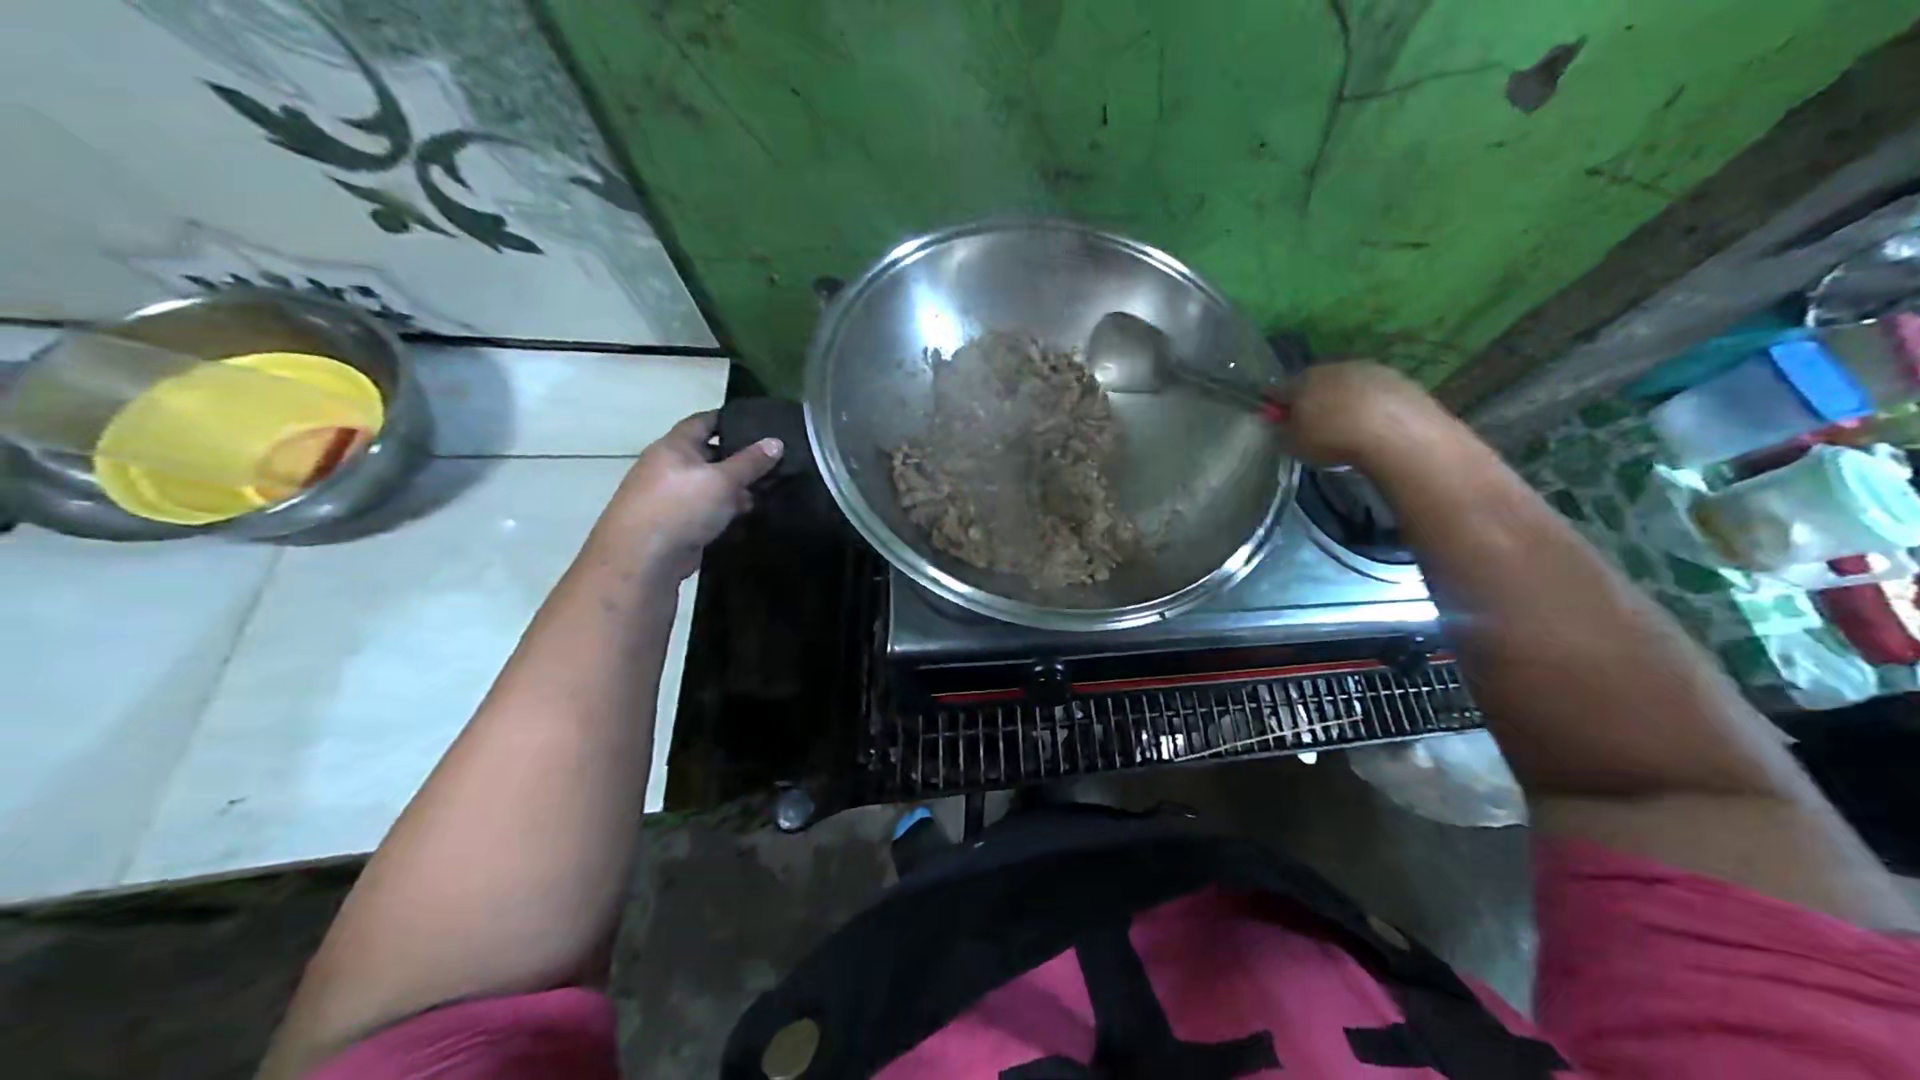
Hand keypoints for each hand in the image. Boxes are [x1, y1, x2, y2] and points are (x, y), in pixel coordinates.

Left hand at [593, 411, 782, 577]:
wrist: (642, 561)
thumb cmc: (681, 508)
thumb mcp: (722, 481)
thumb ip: (750, 462)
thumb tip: (776, 442)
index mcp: (673, 447)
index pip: (703, 421)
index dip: (728, 419)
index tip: (757, 424)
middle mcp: (667, 467)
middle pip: (707, 455)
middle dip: (738, 460)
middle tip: (772, 464)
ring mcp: (668, 498)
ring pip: (708, 486)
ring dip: (733, 491)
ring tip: (766, 494)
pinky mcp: (674, 525)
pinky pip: (704, 512)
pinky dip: (723, 513)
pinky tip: (745, 518)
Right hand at [1273, 361, 1453, 468]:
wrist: (1394, 433)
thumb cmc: (1333, 439)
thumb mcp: (1294, 445)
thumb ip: (1283, 431)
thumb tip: (1284, 424)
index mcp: (1301, 381)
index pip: (1279, 390)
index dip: (1278, 406)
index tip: (1280, 420)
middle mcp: (1332, 367)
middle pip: (1315, 383)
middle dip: (1313, 400)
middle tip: (1317, 425)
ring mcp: (1367, 369)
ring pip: (1347, 384)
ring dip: (1344, 400)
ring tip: (1349, 427)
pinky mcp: (1397, 377)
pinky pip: (1374, 392)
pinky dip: (1371, 404)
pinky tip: (1374, 425)